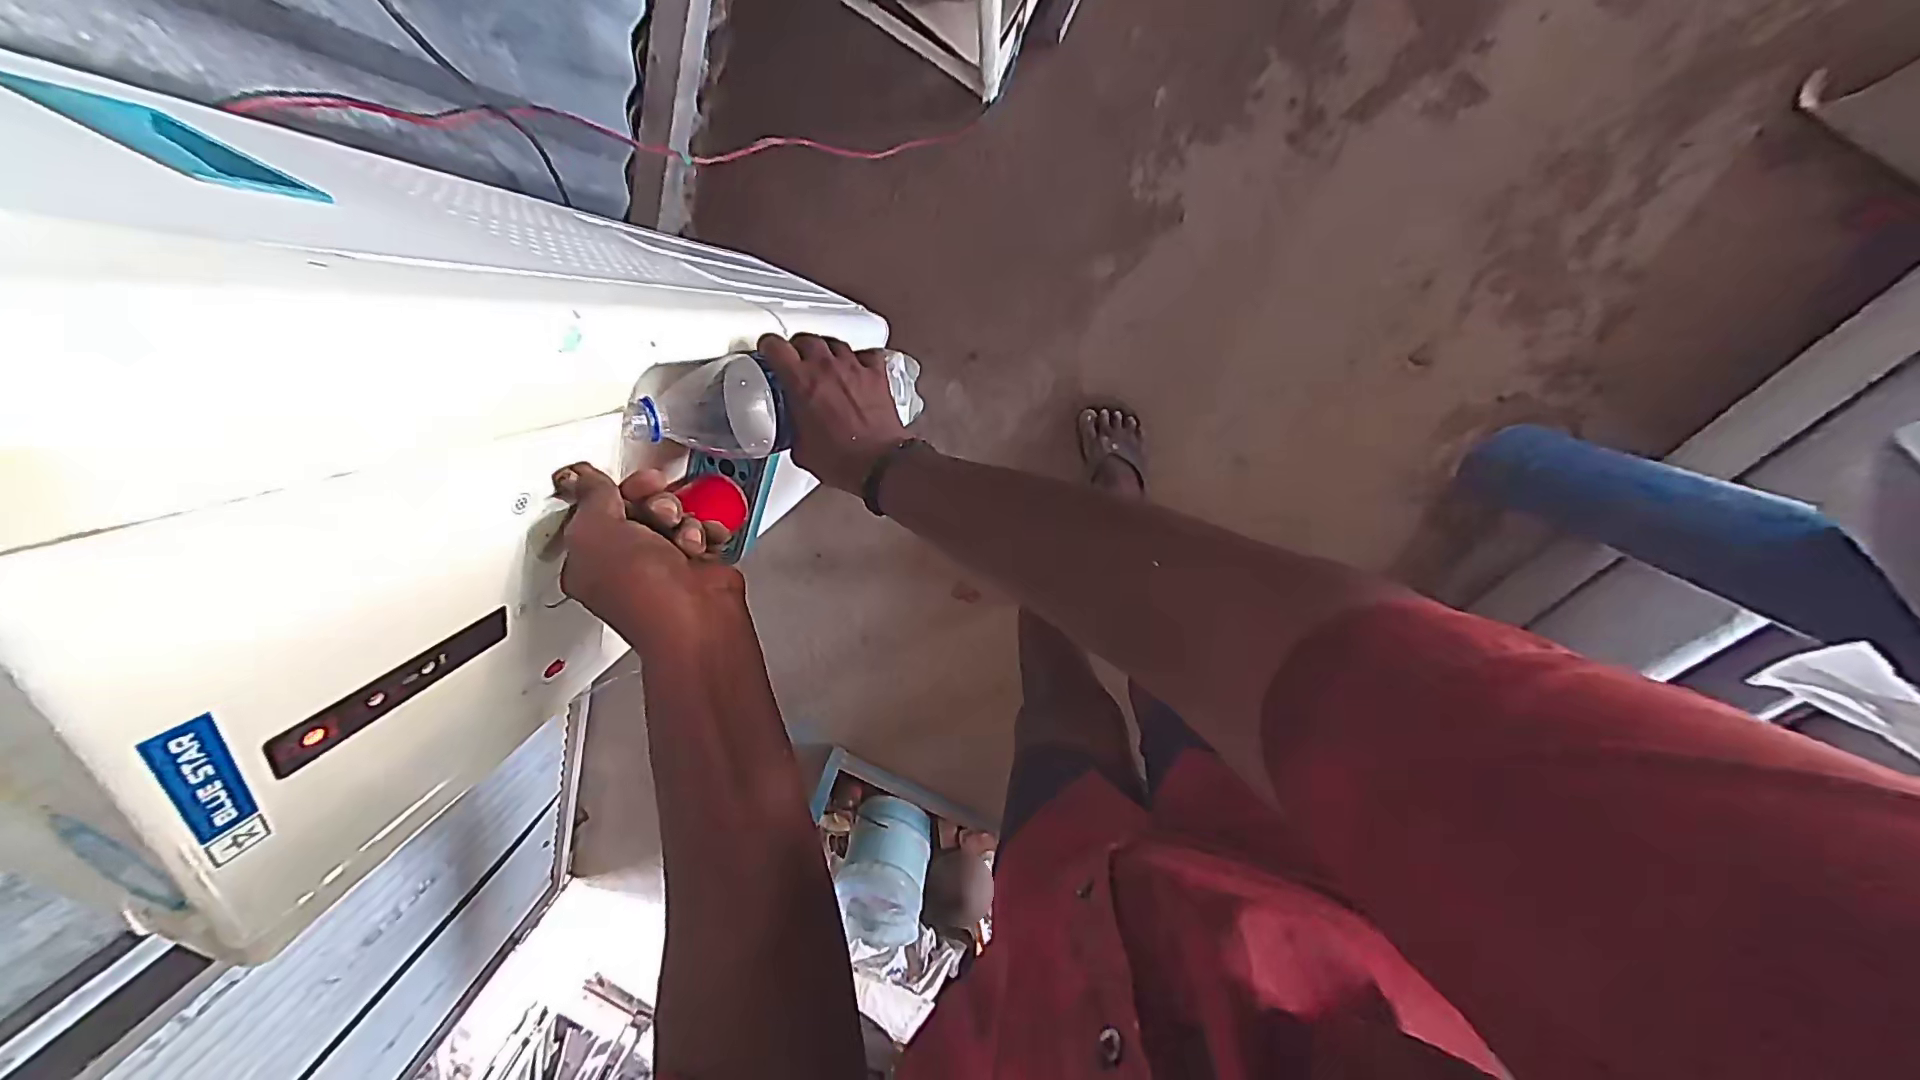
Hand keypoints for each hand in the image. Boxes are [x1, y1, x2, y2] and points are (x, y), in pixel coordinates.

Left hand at [551, 462, 741, 648]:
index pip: (594, 510)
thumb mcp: (596, 529)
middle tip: (659, 508)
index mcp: (589, 559)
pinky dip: (705, 530)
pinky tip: (701, 542)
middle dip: (652, 501)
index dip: (608, 490)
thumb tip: (582, 476)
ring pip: (673, 516)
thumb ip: (591, 495)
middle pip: (637, 508)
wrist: (695, 615)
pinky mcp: (697, 565)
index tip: (620, 482)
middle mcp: (626, 563)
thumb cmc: (642, 591)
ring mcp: (664, 564)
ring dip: (681, 517)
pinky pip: (702, 529)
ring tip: (682, 534)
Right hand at [757, 333, 910, 492]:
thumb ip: (794, 429)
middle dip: (798, 349)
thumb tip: (795, 431)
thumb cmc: (843, 459)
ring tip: (826, 364)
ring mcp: (853, 368)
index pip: (775, 346)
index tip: (770, 351)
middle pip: (806, 340)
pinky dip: (861, 359)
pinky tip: (858, 368)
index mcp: (801, 382)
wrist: (878, 464)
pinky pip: (868, 354)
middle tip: (797, 361)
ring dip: (827, 352)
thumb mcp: (801, 448)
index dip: (769, 347)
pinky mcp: (876, 375)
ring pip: (835, 343)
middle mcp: (826, 368)